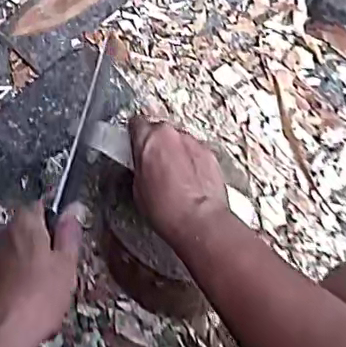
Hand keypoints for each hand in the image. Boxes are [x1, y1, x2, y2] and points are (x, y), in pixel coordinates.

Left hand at [0, 201, 83, 346]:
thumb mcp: (66, 263)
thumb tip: (74, 209)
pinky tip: (32, 301)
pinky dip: (22, 282)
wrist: (1, 334)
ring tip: (47, 290)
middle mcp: (6, 231)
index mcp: (25, 220)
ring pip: (23, 253)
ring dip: (35, 266)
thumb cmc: (36, 297)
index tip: (68, 241)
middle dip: (47, 247)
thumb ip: (70, 233)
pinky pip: (13, 271)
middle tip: (61, 270)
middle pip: (33, 230)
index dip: (59, 223)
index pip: (44, 205)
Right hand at [131, 116, 230, 242]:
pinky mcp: (209, 153)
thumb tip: (141, 164)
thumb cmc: (168, 210)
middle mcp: (171, 134)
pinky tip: (191, 182)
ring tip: (176, 178)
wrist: (201, 223)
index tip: (136, 145)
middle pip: (160, 130)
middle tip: (155, 166)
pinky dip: (192, 162)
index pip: (136, 123)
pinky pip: (196, 152)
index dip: (135, 135)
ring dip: (176, 153)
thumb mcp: (137, 189)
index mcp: (149, 138)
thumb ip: (138, 165)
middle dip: (157, 145)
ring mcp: (192, 142)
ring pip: (179, 141)